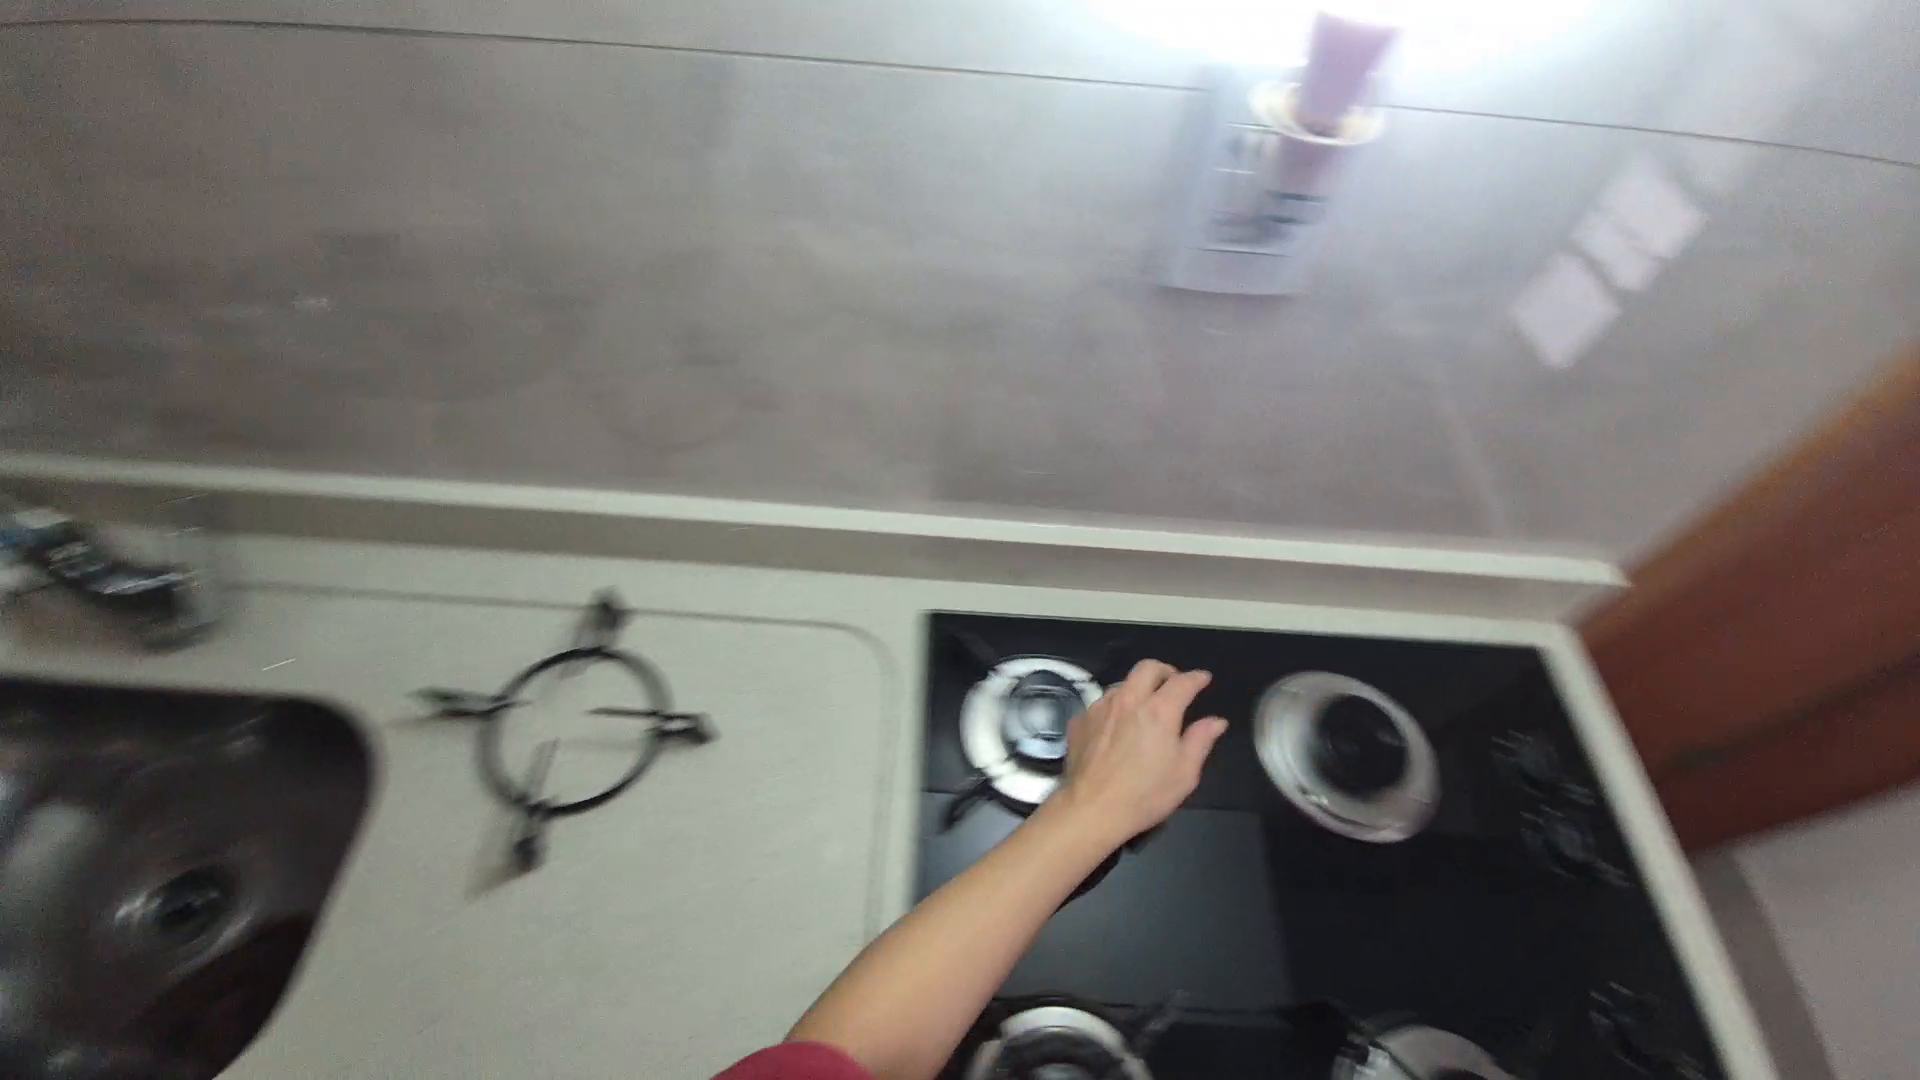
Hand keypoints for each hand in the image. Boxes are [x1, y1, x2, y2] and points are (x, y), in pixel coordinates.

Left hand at [1051, 660, 1228, 845]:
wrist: (1091, 808)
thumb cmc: (1145, 794)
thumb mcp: (1184, 772)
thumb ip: (1201, 740)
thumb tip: (1216, 721)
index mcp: (1158, 710)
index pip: (1182, 682)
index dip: (1196, 678)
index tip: (1203, 678)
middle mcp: (1127, 700)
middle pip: (1147, 668)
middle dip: (1165, 670)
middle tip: (1174, 683)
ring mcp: (1099, 708)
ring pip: (1122, 684)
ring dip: (1137, 688)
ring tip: (1145, 706)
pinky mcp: (1080, 720)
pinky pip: (1101, 704)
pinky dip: (1115, 707)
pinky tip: (1117, 726)